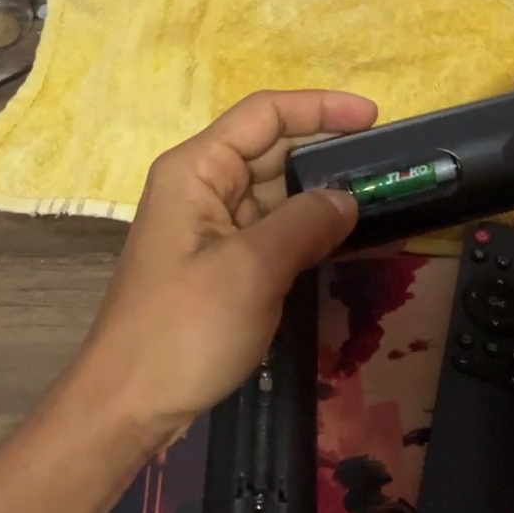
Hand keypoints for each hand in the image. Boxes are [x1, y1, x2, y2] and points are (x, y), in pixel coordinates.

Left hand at [68, 90, 376, 445]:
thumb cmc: (182, 329)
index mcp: (197, 168)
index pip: (264, 115)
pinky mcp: (221, 257)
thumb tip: (346, 197)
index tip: (372, 117)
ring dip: (320, 193)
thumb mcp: (251, 270)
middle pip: (271, 149)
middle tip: (385, 165)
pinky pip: (271, 227)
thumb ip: (304, 223)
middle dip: (326, 152)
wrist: (128, 405)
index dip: (319, 107)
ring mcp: (211, 222)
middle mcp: (202, 184)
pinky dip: (307, 228)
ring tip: (377, 198)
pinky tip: (345, 236)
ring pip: (275, 190)